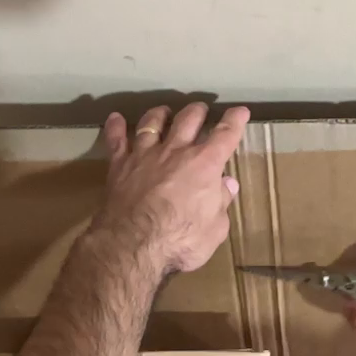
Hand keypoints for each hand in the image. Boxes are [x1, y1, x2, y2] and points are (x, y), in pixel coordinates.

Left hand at [91, 102, 249, 276]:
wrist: (133, 246)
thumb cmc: (181, 241)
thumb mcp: (215, 228)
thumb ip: (221, 203)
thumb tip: (227, 185)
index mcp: (205, 165)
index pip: (225, 135)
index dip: (235, 121)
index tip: (240, 112)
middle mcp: (176, 152)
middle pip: (188, 120)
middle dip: (197, 111)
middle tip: (201, 109)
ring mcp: (145, 156)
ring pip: (153, 123)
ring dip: (160, 114)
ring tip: (164, 110)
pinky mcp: (119, 166)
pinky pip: (116, 140)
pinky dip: (116, 127)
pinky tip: (115, 118)